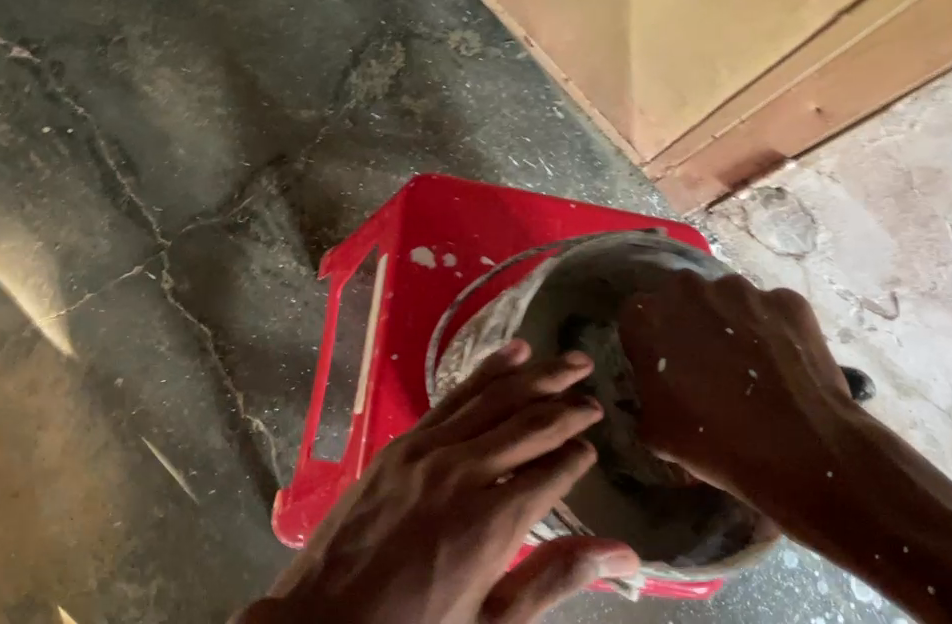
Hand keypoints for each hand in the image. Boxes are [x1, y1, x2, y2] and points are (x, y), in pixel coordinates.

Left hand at [244, 340, 639, 623]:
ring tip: (571, 360)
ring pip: (494, 399)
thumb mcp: (493, 621)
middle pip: (528, 425)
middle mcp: (463, 473)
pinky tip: (513, 354)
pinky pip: (454, 396)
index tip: (594, 445)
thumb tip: (626, 556)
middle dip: (568, 405)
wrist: (326, 617)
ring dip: (537, 376)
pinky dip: (488, 371)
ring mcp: (428, 450)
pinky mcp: (404, 440)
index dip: (577, 455)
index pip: (551, 471)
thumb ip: (556, 578)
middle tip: (595, 391)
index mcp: (491, 523)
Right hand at [619, 271, 855, 516]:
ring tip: (751, 366)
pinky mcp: (787, 301)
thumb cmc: (715, 443)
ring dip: (733, 322)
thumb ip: (646, 397)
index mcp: (646, 316)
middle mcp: (688, 290)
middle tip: (709, 365)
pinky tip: (784, 366)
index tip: (667, 369)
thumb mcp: (655, 431)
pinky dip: (775, 330)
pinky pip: (772, 311)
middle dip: (691, 322)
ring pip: (729, 300)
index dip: (653, 343)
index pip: (639, 318)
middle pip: (682, 299)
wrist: (801, 454)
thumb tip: (658, 393)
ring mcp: (742, 291)